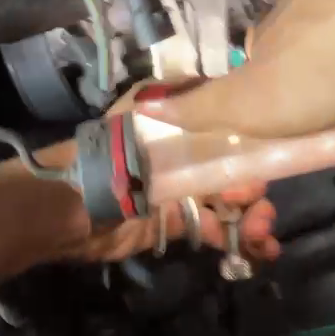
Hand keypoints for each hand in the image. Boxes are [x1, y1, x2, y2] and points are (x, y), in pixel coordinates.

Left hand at [32, 90, 280, 264]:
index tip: (262, 161)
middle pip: (234, 169)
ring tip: (262, 236)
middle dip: (254, 190)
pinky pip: (217, 231)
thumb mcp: (136, 112)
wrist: (72, 208)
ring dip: (254, 218)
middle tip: (261, 210)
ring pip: (232, 202)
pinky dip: (239, 241)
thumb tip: (209, 83)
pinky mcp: (179, 224)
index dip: (249, 145)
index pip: (226, 131)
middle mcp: (187, 156)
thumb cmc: (107, 154)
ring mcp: (185, 192)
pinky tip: (261, 252)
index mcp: (181, 128)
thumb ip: (169, 96)